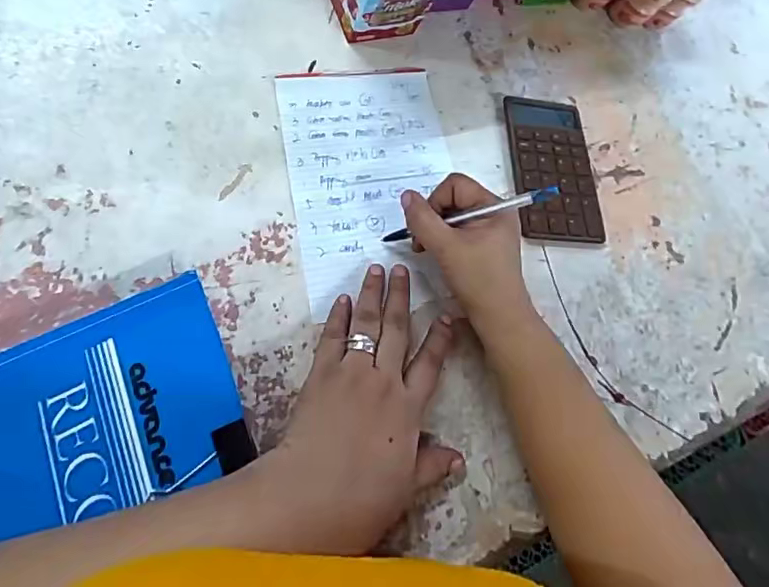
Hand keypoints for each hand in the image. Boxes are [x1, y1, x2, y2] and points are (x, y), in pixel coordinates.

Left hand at [254, 265, 459, 554]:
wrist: (310, 494)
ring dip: (372, 295)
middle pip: (396, 331)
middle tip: (402, 269)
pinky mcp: (322, 373)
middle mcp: (383, 382)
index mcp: (407, 409)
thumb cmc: (362, 499)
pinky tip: (344, 300)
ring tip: (376, 269)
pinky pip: (333, 337)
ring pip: (367, 325)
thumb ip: (430, 465)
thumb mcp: (405, 488)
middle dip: (401, 297)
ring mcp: (351, 373)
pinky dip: (339, 317)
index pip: (430, 365)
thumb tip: (458, 458)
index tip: (446, 315)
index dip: (439, 339)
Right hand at [402, 175, 535, 332]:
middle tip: (421, 240)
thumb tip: (407, 196)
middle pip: (452, 197)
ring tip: (426, 248)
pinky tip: (435, 253)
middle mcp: (494, 213)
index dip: (435, 201)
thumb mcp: (446, 247)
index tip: (426, 227)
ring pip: (452, 214)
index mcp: (494, 206)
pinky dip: (442, 238)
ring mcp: (489, 229)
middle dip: (432, 216)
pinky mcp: (483, 244)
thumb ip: (422, 219)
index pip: (455, 184)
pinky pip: (457, 229)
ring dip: (434, 228)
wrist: (500, 321)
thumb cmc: (479, 281)